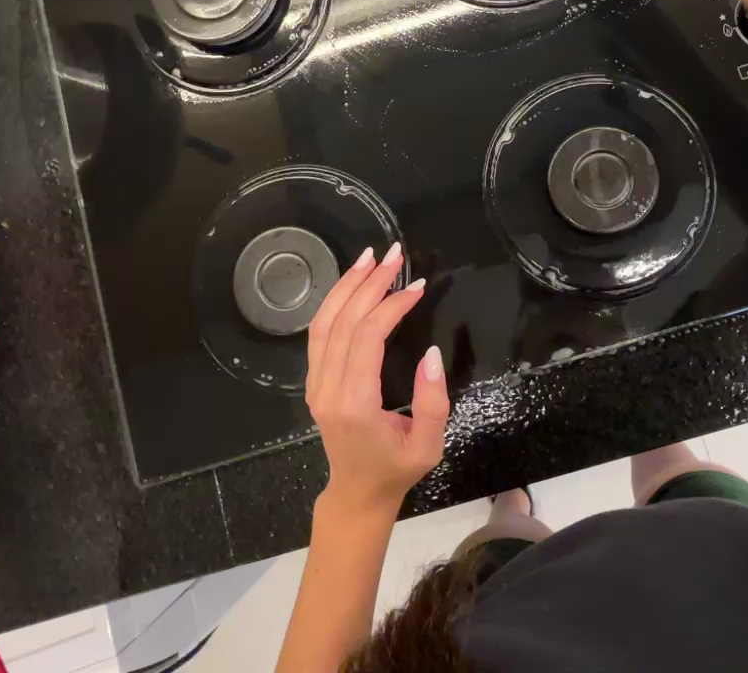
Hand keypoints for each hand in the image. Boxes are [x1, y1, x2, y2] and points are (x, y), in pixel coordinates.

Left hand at [305, 242, 446, 513]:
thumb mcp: (428, 446)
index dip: (391, 307)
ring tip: (370, 257)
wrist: (357, 493)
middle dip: (370, 283)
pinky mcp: (314, 379)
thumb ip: (433, 402)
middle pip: (344, 322)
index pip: (368, 339)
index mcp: (355, 404)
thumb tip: (432, 354)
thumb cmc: (396, 470)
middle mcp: (328, 388)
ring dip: (347, 285)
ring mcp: (315, 383)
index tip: (416, 287)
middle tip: (394, 255)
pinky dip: (334, 301)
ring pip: (325, 322)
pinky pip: (319, 332)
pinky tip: (352, 282)